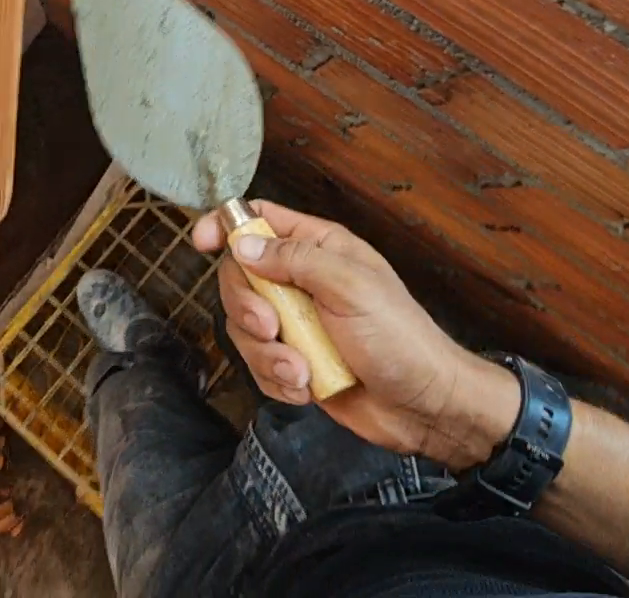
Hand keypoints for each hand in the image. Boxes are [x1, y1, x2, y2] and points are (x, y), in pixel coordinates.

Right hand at [192, 201, 516, 468]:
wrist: (426, 408)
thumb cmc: (401, 338)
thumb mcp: (350, 286)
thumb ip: (294, 258)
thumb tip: (242, 246)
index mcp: (318, 247)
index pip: (259, 220)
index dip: (226, 225)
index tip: (202, 242)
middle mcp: (300, 280)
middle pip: (239, 276)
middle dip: (247, 306)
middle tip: (271, 326)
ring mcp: (295, 322)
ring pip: (243, 325)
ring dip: (266, 352)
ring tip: (300, 370)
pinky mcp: (292, 360)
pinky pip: (257, 363)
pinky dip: (276, 379)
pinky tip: (305, 388)